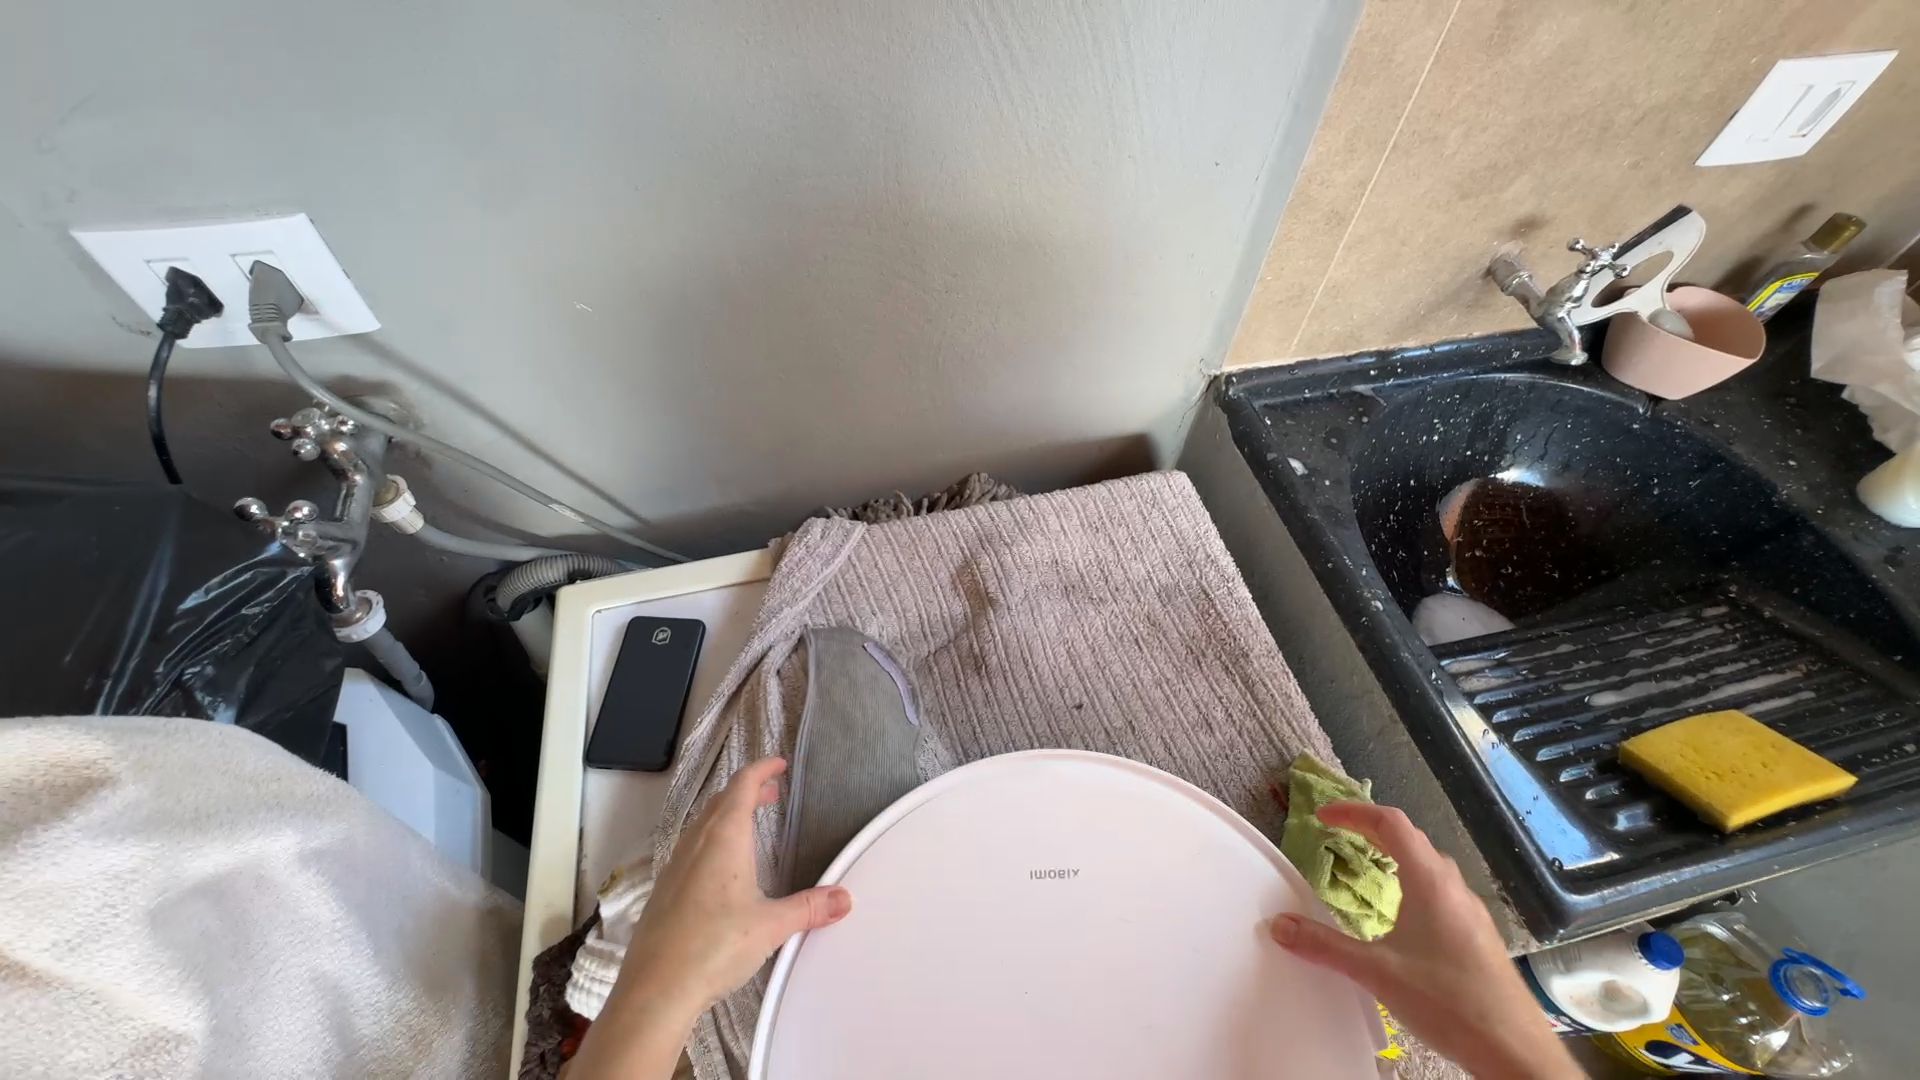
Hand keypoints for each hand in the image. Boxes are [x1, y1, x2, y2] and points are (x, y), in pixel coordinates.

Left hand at [569, 758, 853, 1079]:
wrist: (654, 991)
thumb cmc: (713, 947)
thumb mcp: (771, 926)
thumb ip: (809, 908)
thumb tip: (844, 898)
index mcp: (724, 837)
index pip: (742, 785)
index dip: (761, 769)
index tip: (779, 764)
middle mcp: (696, 843)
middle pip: (722, 801)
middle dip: (748, 790)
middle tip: (771, 792)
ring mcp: (675, 866)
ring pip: (703, 823)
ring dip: (727, 814)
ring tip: (749, 822)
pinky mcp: (664, 891)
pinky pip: (690, 848)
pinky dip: (711, 839)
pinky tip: (720, 866)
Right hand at [1268, 803, 1584, 1079]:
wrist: (1517, 1054)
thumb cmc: (1448, 1002)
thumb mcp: (1376, 972)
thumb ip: (1325, 945)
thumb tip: (1279, 925)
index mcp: (1429, 881)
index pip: (1390, 822)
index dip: (1353, 811)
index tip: (1322, 817)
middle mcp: (1453, 888)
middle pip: (1410, 838)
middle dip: (1370, 828)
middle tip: (1338, 833)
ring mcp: (1470, 912)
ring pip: (1429, 863)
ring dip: (1395, 852)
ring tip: (1367, 864)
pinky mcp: (1478, 936)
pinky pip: (1440, 889)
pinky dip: (1412, 879)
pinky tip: (1402, 910)